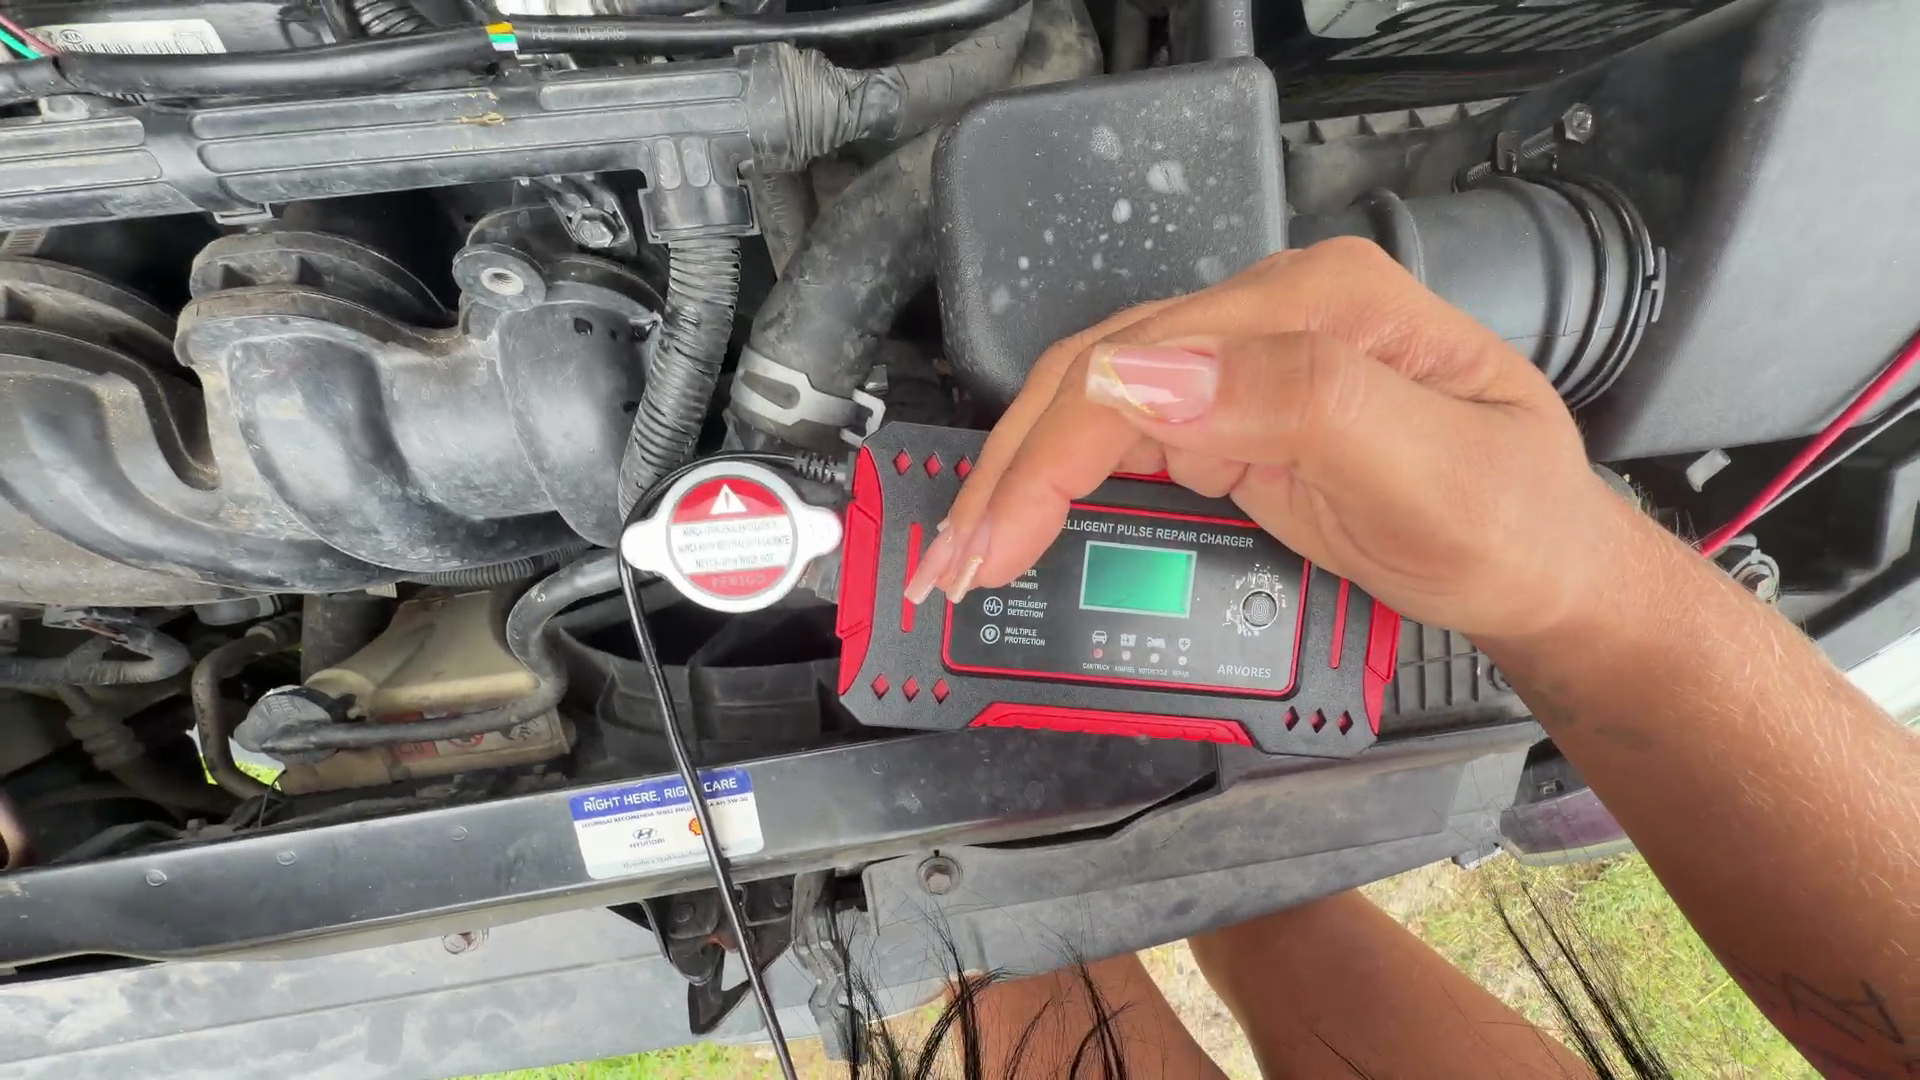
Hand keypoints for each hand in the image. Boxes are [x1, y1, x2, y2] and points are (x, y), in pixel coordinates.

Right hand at [904, 238, 1634, 639]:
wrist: (1534, 564)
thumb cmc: (1507, 521)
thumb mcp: (1435, 467)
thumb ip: (1300, 400)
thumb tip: (1145, 372)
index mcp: (1308, 306)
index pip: (1136, 368)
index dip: (1047, 457)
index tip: (993, 543)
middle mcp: (1257, 320)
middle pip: (1089, 378)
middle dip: (1006, 473)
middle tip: (951, 559)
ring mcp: (1232, 367)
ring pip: (1085, 407)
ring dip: (1015, 479)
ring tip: (968, 548)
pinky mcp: (1218, 417)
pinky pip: (1112, 439)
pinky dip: (1056, 483)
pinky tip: (1023, 519)